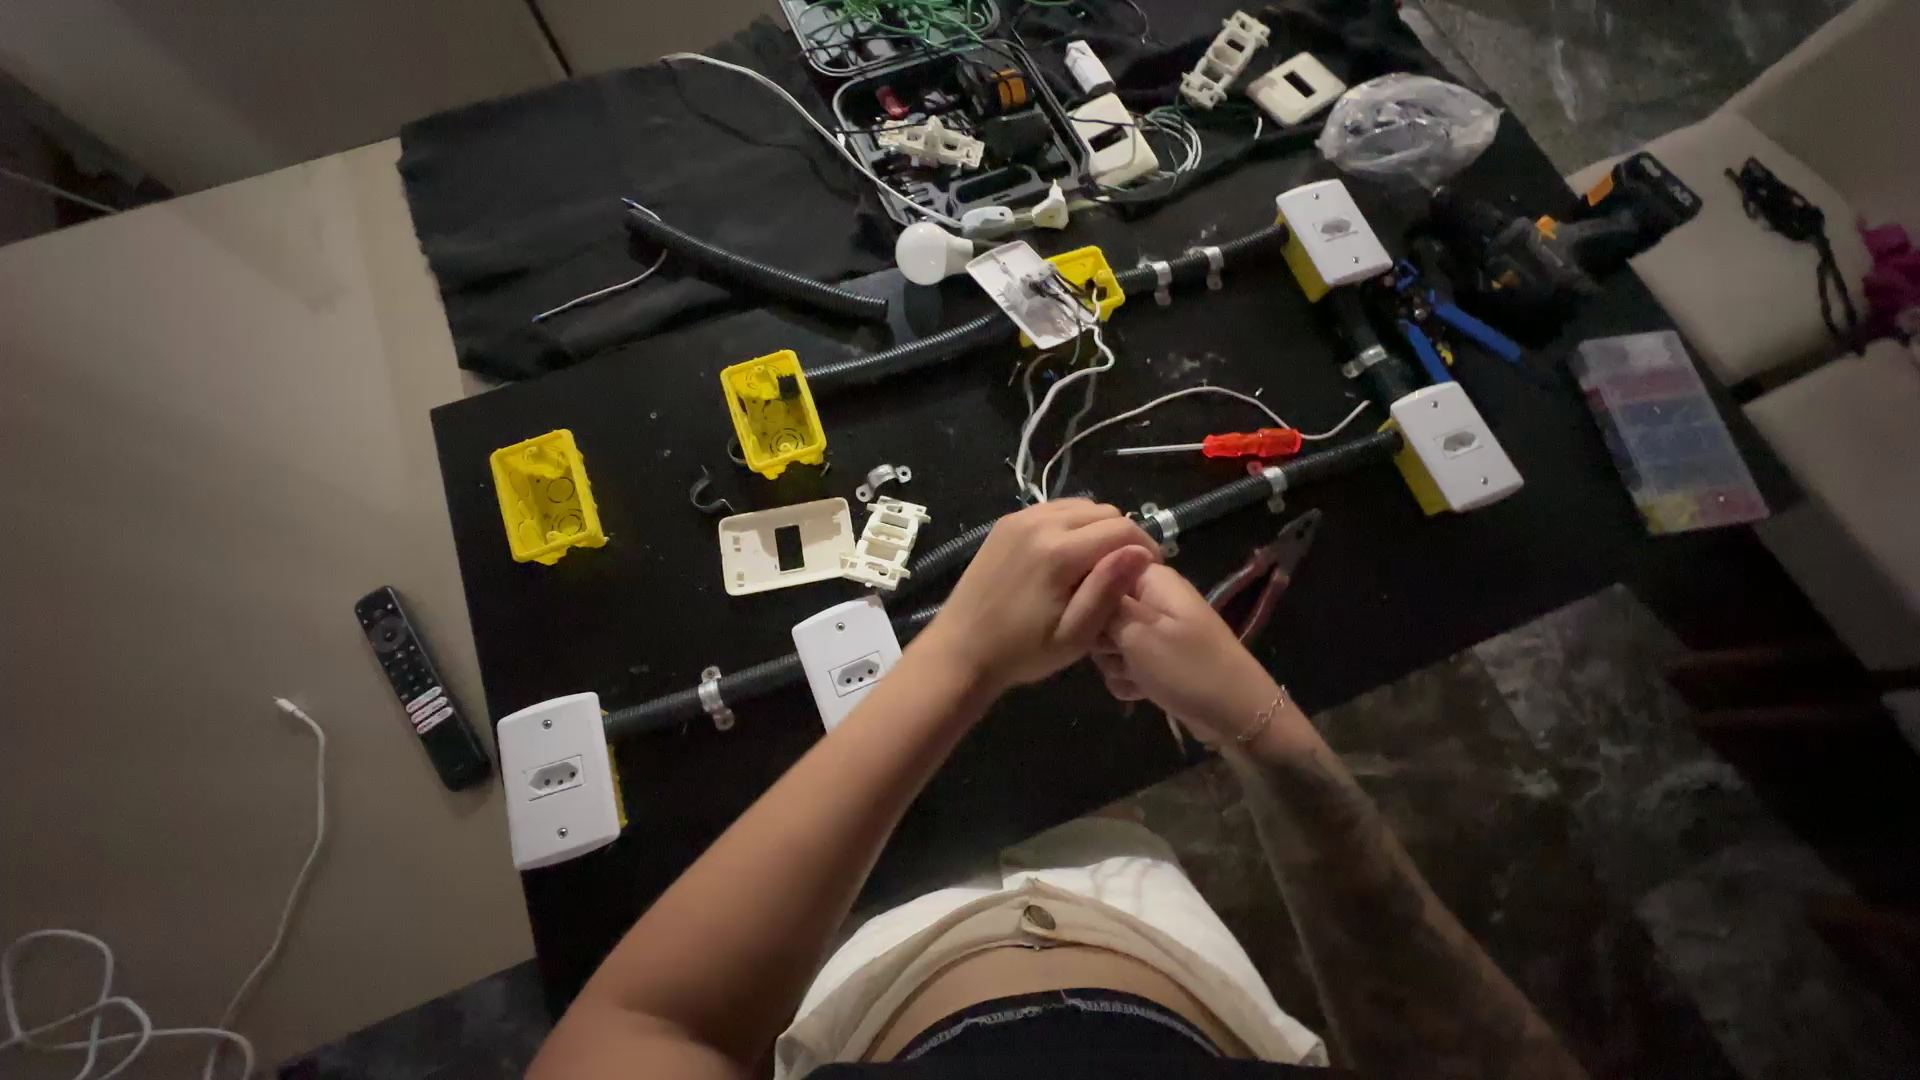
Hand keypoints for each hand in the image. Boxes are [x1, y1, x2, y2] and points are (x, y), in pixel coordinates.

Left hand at [919, 500, 1158, 692]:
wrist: (960, 650)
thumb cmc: (1021, 652)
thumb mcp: (1075, 635)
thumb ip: (1109, 590)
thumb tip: (1140, 552)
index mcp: (1059, 552)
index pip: (1121, 529)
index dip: (1145, 548)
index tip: (1150, 574)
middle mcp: (1039, 524)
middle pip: (1103, 511)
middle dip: (1123, 537)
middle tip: (1124, 572)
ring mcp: (1018, 519)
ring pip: (1078, 506)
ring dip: (1097, 528)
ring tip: (1099, 564)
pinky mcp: (1005, 524)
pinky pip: (1052, 510)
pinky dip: (1071, 524)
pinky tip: (1069, 556)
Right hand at [1093, 564, 1284, 744]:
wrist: (1237, 717)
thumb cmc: (1188, 668)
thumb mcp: (1138, 633)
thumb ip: (1103, 604)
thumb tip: (1076, 577)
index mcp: (1150, 579)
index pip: (1098, 568)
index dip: (1086, 593)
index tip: (1084, 617)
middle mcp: (1151, 598)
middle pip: (1100, 609)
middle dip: (1100, 637)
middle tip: (1117, 652)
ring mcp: (1155, 630)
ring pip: (1108, 641)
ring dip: (1114, 663)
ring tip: (1134, 675)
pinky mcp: (1156, 659)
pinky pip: (1123, 663)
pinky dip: (1128, 678)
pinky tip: (1140, 691)